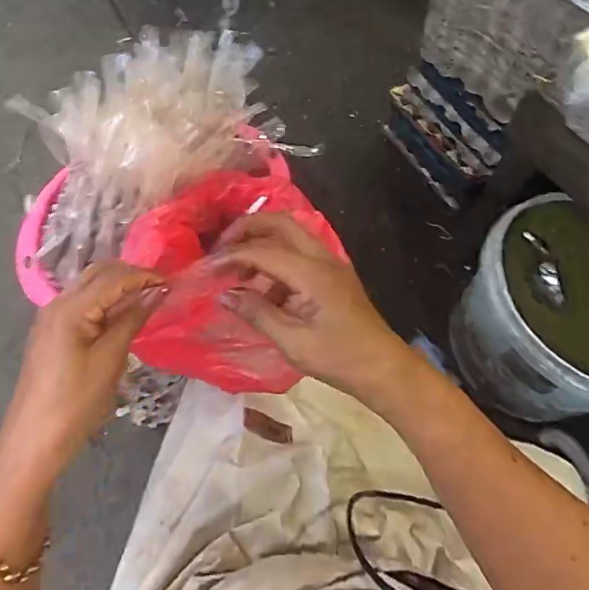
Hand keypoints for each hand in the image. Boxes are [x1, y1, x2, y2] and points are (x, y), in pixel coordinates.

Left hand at [0, 261, 164, 478]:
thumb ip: (132, 319)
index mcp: (70, 308)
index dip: (144, 276)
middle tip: (159, 288)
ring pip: (89, 285)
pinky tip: (122, 314)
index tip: (171, 282)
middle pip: (98, 273)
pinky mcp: (51, 331)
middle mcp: (57, 303)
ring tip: (146, 298)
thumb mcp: (110, 360)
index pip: (113, 278)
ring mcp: (51, 317)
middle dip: (130, 274)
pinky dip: (105, 300)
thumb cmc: (75, 402)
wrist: (33, 442)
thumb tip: (157, 292)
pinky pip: (82, 302)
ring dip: (117, 286)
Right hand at [212, 214, 424, 409]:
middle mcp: (321, 256)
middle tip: (220, 250)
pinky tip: (262, 287)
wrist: (382, 367)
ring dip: (261, 242)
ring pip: (289, 232)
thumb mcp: (292, 343)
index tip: (206, 268)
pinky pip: (298, 250)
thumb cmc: (338, 358)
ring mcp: (329, 261)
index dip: (231, 255)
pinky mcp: (331, 272)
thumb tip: (224, 294)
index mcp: (311, 272)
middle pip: (278, 222)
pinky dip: (275, 258)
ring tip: (237, 271)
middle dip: (246, 229)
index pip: (263, 250)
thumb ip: (257, 313)